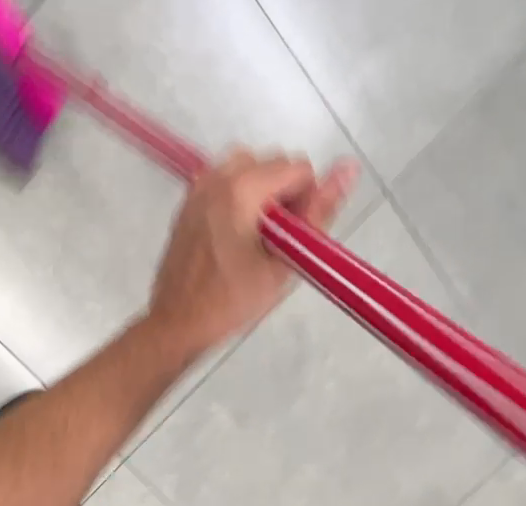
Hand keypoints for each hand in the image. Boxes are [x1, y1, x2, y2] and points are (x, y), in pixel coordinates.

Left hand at [143, 149, 357, 357]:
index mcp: (242, 190)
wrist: (176, 324)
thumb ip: (318, 212)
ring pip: (245, 167)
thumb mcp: (284, 262)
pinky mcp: (186, 205)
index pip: (298, 168)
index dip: (306, 199)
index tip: (294, 235)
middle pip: (271, 162)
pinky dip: (236, 197)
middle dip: (282, 192)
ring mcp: (196, 190)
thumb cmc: (231, 301)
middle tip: (276, 237)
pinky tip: (234, 234)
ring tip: (257, 234)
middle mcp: (216, 179)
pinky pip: (221, 182)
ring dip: (260, 191)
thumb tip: (349, 167)